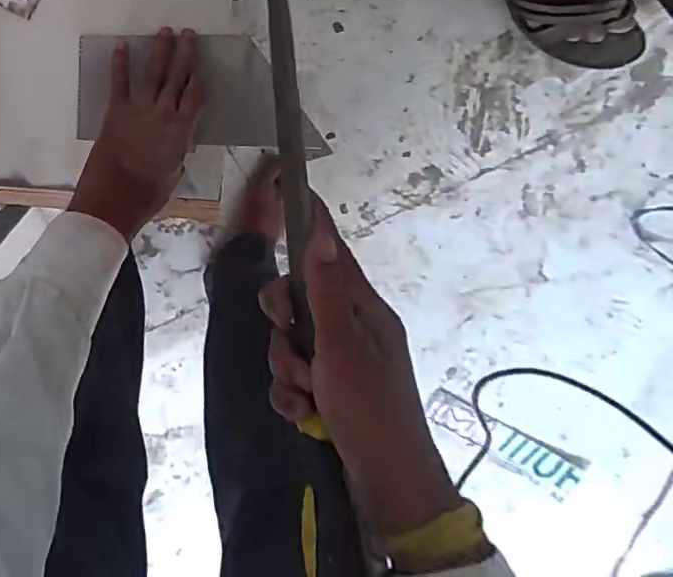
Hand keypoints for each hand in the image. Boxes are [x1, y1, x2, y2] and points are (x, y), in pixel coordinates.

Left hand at [69, 28, 205, 239]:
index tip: (202, 64)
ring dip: (159, 51)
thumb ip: (178, 152)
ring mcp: (139, 110)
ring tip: (165, 32)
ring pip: (153, 74)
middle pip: (177, 77)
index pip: (196, 96)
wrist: (115, 195)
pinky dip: (119, 65)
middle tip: (189, 34)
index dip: (199, 78)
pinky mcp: (116, 111)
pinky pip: (119, 84)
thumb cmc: (148, 192)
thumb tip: (179, 143)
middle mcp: (163, 113)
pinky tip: (121, 47)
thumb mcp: (173, 173)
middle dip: (184, 54)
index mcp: (181, 130)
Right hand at [259, 199, 461, 538]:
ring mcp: (337, 359)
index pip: (330, 251)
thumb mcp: (344, 347)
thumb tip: (321, 236)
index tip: (287, 185)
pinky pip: (290, 375)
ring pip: (287, 339)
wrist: (389, 487)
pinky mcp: (326, 389)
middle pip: (295, 297)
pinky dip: (292, 395)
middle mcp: (348, 327)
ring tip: (308, 392)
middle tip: (291, 341)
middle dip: (283, 323)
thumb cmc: (371, 409)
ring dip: (287, 367)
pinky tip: (307, 415)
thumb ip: (325, 291)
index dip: (309, 221)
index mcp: (362, 308)